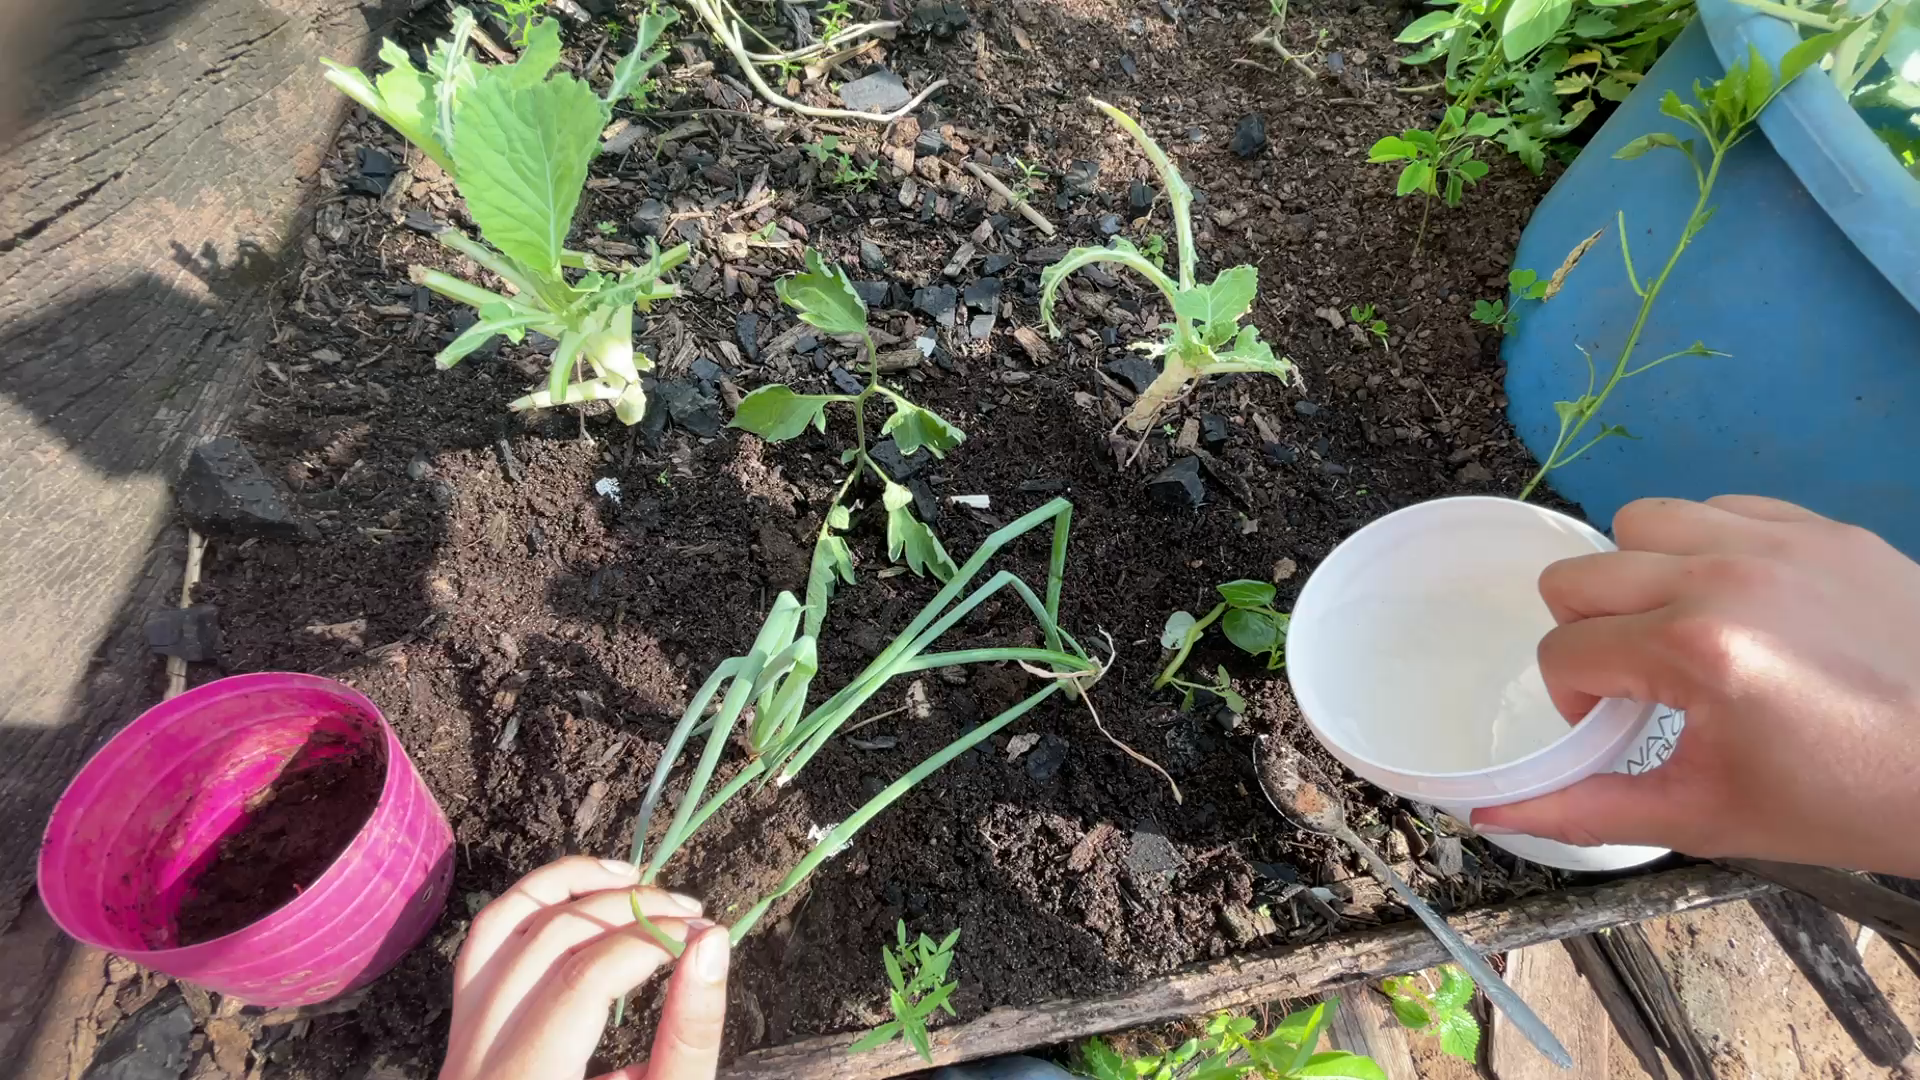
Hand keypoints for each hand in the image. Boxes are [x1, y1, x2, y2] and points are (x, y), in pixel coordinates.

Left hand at [441, 856, 729, 1079]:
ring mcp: (454, 1049)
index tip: (706, 932)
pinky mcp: (462, 1033)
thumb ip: (690, 1034)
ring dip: (577, 886)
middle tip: (691, 914)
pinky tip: (592, 886)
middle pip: (548, 941)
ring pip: (505, 925)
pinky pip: (487, 941)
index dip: (651, 940)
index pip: (584, 980)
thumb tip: (711, 939)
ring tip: (642, 880)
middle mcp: (468, 1071)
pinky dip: (540, 897)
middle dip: (629, 911)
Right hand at [1473, 496, 1919, 876]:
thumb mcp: (1705, 816)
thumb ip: (1582, 809)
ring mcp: (1777, 544)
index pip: (1561, 653)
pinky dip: (1702, 546)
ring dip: (1636, 574)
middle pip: (1572, 579)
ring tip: (1680, 619)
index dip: (1576, 699)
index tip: (1623, 725)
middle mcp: (1720, 579)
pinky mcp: (1822, 529)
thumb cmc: (1853, 800)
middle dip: (1587, 633)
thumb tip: (1483, 813)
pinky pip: (1713, 509)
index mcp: (1692, 651)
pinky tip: (1738, 596)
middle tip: (1640, 675)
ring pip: (1634, 524)